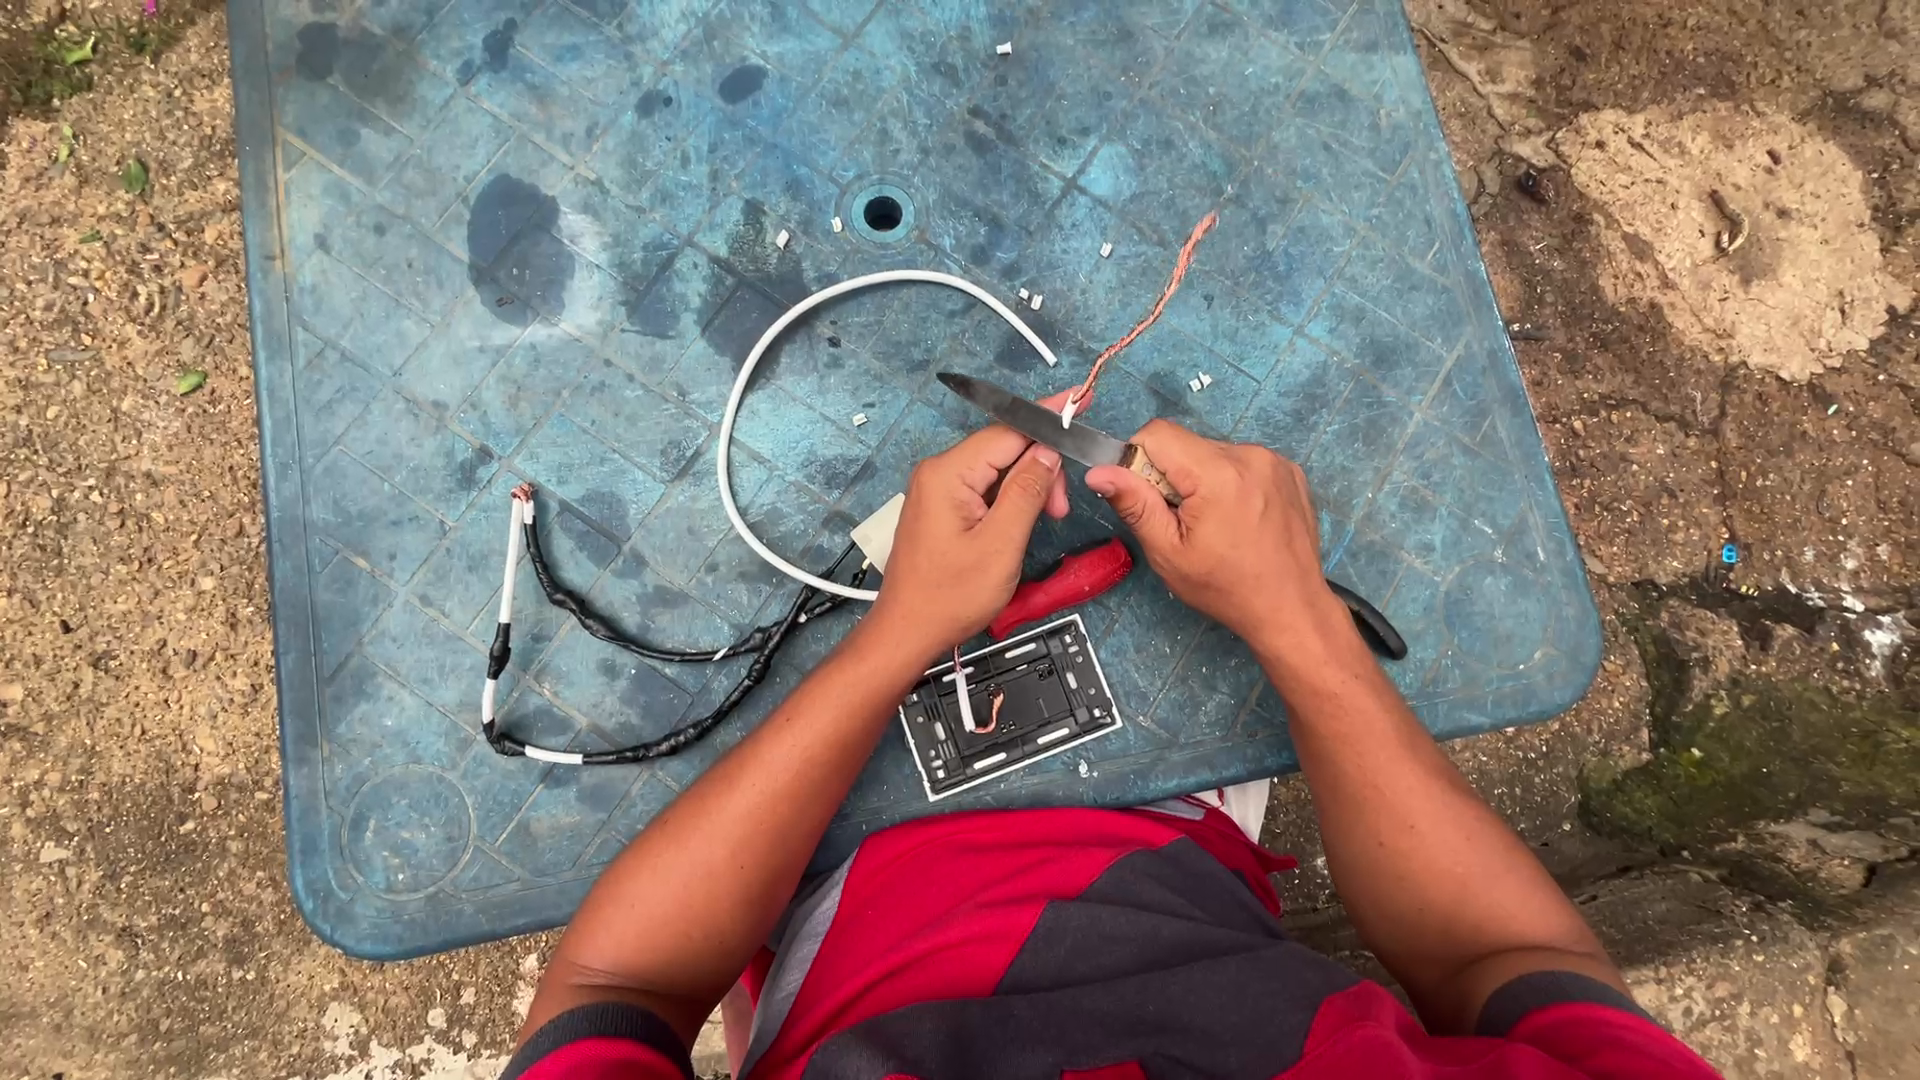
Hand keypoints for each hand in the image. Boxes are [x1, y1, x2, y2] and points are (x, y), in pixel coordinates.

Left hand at [868, 392, 1072, 660]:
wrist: (908, 631)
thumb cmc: (949, 597)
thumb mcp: (1000, 544)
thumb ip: (1027, 492)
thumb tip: (1048, 452)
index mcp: (948, 474)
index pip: (1007, 430)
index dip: (1048, 418)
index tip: (1080, 399)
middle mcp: (939, 473)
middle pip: (1004, 449)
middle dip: (1041, 469)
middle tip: (1062, 509)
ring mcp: (938, 490)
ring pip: (997, 470)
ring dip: (1028, 488)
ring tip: (1047, 519)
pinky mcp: (942, 508)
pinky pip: (985, 489)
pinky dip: (1011, 501)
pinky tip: (1024, 522)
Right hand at [1084, 420, 1350, 663]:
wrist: (1291, 608)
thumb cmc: (1224, 587)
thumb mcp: (1168, 552)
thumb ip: (1134, 505)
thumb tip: (1098, 472)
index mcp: (1217, 474)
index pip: (1157, 433)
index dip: (1138, 459)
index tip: (1146, 496)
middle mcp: (1249, 455)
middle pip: (1186, 444)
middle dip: (1172, 475)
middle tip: (1182, 520)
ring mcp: (1274, 460)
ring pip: (1212, 452)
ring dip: (1201, 478)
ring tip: (1214, 522)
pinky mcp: (1289, 470)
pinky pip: (1241, 461)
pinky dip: (1230, 482)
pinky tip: (1239, 517)